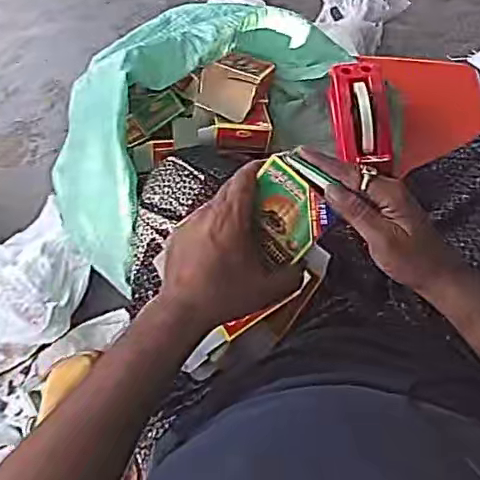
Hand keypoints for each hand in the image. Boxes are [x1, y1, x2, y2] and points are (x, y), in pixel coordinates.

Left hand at [157, 165, 305, 329]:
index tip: (270, 169)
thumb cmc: (219, 296)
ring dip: (230, 212)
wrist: (181, 311)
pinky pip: (199, 223)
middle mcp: (207, 214)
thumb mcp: (268, 289)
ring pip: (214, 206)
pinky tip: (221, 248)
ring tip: (244, 231)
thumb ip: (293, 275)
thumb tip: (302, 269)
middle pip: (230, 189)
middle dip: (250, 193)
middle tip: (266, 204)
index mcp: (230, 217)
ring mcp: (189, 224)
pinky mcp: (177, 236)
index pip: (245, 176)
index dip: (260, 168)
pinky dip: (212, 228)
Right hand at [298, 148, 463, 292]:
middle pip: (350, 173)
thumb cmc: (413, 262)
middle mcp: (390, 189)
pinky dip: (342, 190)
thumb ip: (355, 211)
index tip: (302, 154)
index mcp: (389, 192)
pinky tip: (330, 193)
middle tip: (299, 160)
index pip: (348, 173)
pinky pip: (360, 193)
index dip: (322, 163)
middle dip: (323, 166)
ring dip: (331, 177)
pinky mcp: (388, 207)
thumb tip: (331, 189)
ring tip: (308, 172)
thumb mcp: (380, 238)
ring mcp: (390, 198)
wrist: (438, 275)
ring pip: (354, 183)